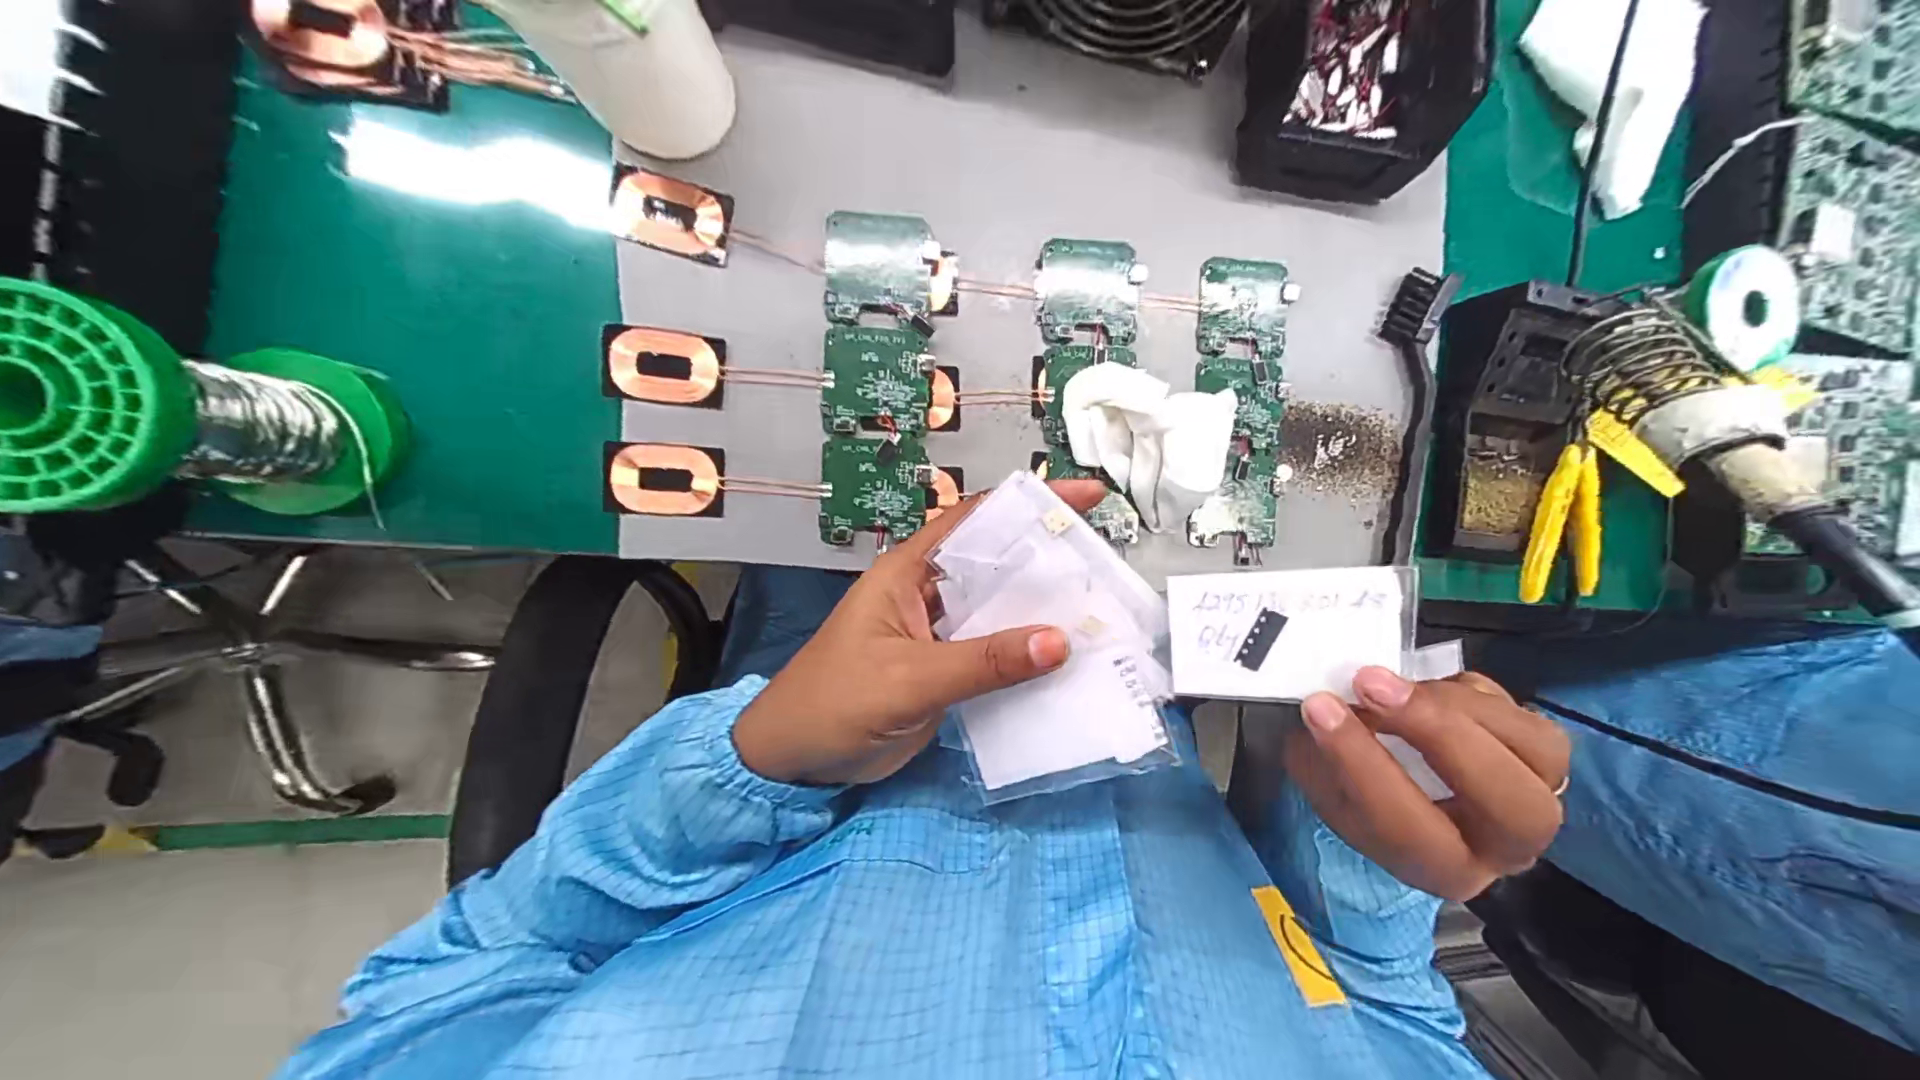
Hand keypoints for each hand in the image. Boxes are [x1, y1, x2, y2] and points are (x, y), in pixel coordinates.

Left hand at [733, 478, 1111, 785]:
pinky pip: (997, 653)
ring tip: (1104, 611)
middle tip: (1109, 563)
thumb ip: (981, 662)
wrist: (795, 760)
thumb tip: (1060, 641)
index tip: (1086, 495)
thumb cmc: (835, 702)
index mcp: (910, 571)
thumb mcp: (908, 678)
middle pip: (998, 563)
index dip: (1029, 501)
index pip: (976, 520)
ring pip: (1002, 610)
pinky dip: (1028, 655)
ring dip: (1044, 611)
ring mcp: (941, 633)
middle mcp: (930, 593)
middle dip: (1050, 559)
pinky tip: (1068, 663)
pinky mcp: (948, 671)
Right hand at [1287, 669, 1569, 901]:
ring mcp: (1537, 798)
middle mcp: (1503, 846)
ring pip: (1534, 752)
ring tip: (1386, 678)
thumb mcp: (1318, 776)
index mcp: (1436, 867)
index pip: (1410, 832)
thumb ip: (1319, 751)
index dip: (1362, 763)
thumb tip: (1322, 707)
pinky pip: (1529, 719)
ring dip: (1450, 704)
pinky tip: (1419, 685)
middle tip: (1369, 684)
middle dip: (1436, 733)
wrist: (1386, 771)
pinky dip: (1470, 691)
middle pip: (1511, 807)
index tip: (1318, 706)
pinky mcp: (1546, 755)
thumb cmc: (1349, 781)